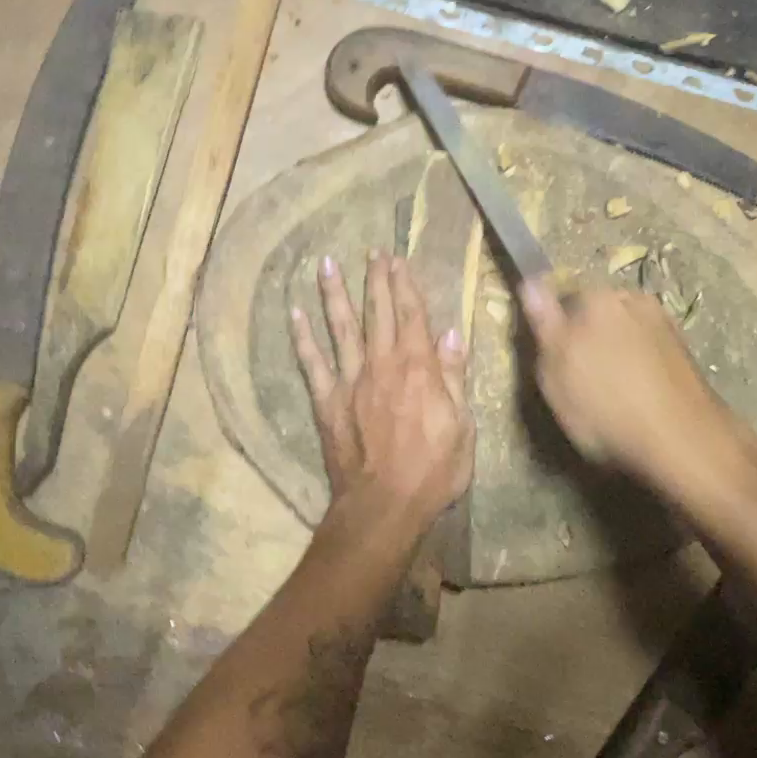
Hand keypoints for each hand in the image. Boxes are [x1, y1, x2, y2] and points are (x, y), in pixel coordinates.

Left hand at [291, 251, 474, 526]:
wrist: (384, 505)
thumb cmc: (433, 471)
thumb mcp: (462, 426)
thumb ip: (453, 377)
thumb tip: (451, 334)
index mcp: (418, 368)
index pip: (412, 315)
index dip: (405, 285)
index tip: (398, 260)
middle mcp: (382, 364)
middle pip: (377, 313)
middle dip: (375, 280)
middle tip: (372, 252)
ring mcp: (350, 381)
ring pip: (340, 328)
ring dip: (334, 294)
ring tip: (326, 264)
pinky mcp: (327, 402)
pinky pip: (311, 363)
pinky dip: (302, 337)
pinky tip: (294, 313)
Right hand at [519, 281, 756, 479]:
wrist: (683, 440)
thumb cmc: (606, 406)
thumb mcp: (555, 370)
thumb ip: (542, 322)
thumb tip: (529, 280)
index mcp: (597, 296)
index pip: (562, 298)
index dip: (553, 330)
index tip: (551, 359)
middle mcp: (633, 298)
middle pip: (596, 313)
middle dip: (586, 338)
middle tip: (577, 380)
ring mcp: (663, 323)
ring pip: (623, 333)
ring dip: (614, 353)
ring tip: (609, 394)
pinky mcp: (684, 351)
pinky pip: (646, 352)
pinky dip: (638, 368)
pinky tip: (635, 399)